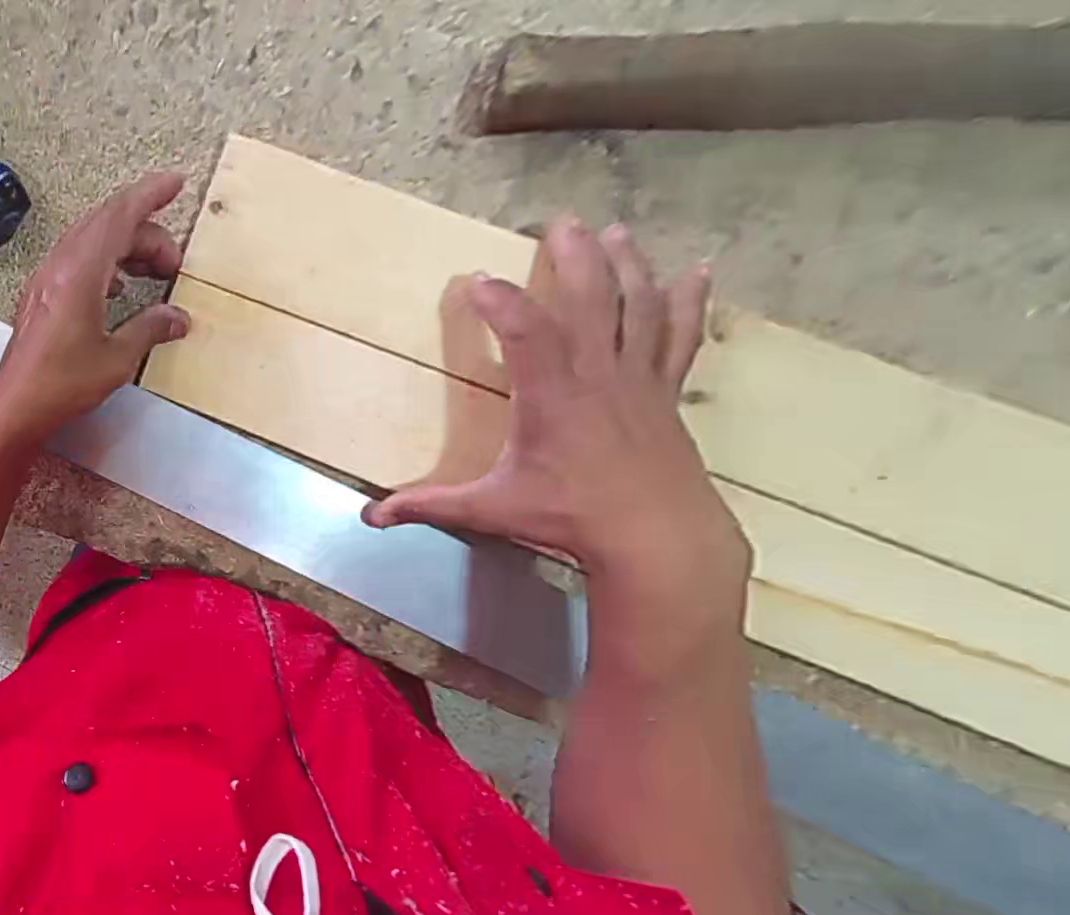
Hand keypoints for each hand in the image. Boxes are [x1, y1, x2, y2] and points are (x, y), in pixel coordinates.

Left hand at [0, 172, 192, 446]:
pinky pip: (77, 261)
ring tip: (153, 271)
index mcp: (80, 272)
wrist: (16, 406)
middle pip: (107, 225)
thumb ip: (150, 330)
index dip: (150, 195)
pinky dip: (106, 263)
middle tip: (173, 261)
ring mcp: (47, 279)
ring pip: (92, 241)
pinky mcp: (42, 296)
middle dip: (147, 234)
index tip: (175, 183)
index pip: (120, 216)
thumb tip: (177, 318)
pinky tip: (118, 288)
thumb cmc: (61, 384)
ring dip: (126, 247)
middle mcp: (60, 267)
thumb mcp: (117, 359)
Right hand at [364, 217, 744, 594]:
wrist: (656, 537)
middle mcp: (598, 375)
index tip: (476, 280)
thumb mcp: (489, 510)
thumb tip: (371, 517)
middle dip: (573, 257)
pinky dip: (688, 303)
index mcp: (551, 397)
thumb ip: (430, 505)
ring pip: (636, 307)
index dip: (499, 302)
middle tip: (561, 222)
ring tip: (615, 231)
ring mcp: (638, 381)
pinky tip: (698, 272)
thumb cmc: (568, 517)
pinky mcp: (665, 394)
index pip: (525, 332)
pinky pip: (679, 337)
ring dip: (626, 265)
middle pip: (590, 299)